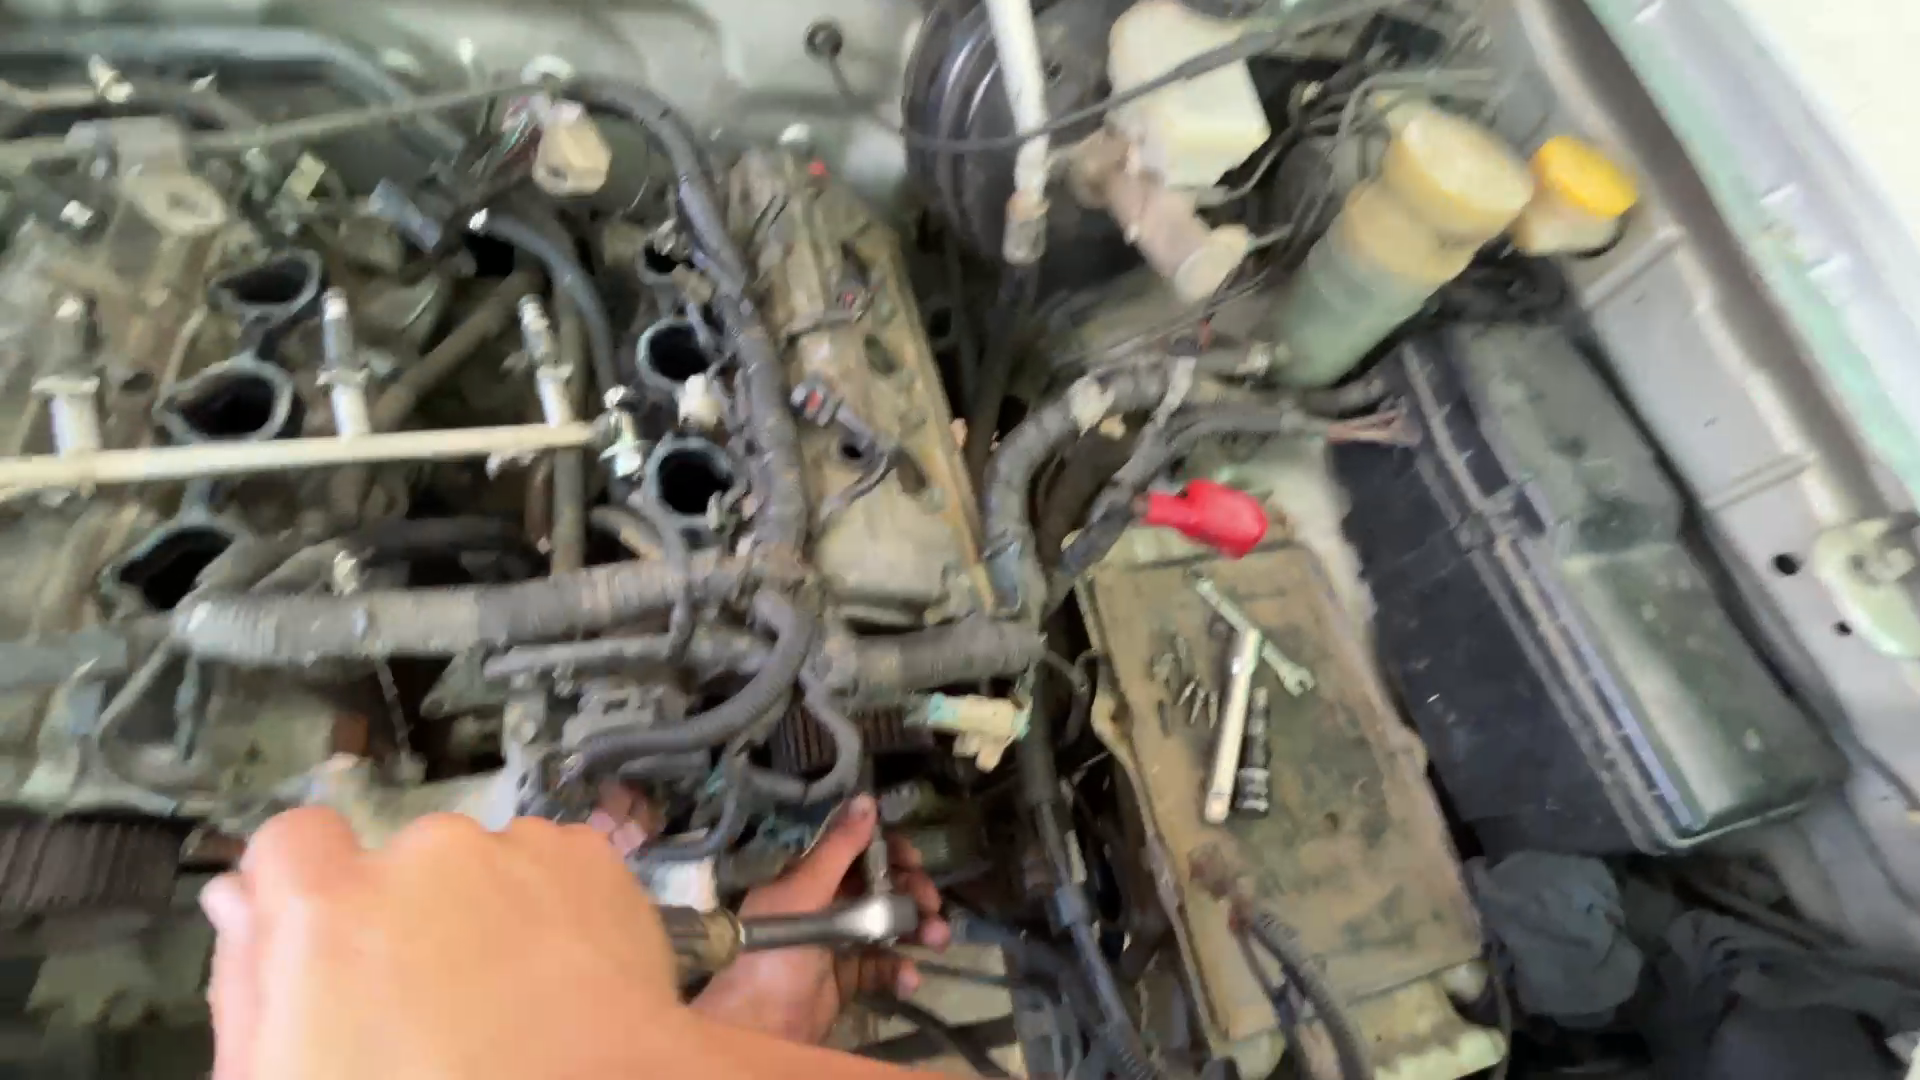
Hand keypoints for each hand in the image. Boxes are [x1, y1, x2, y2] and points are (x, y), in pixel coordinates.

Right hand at [200, 807, 688, 1079]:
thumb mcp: (288, 1077)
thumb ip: (250, 980)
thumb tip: (236, 894)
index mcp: (337, 909)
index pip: (293, 837)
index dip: (304, 878)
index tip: (328, 921)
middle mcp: (432, 853)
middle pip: (406, 859)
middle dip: (414, 908)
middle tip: (440, 989)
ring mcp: (523, 843)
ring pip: (486, 859)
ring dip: (489, 900)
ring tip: (512, 985)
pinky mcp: (589, 851)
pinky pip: (552, 860)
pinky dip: (552, 896)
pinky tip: (560, 962)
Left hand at [692, 794, 949, 1044]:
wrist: (756, 1030)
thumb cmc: (774, 951)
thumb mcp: (804, 893)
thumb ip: (839, 848)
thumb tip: (867, 798)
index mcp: (808, 878)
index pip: (857, 851)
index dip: (889, 852)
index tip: (914, 860)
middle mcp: (825, 904)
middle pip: (878, 886)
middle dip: (910, 891)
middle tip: (932, 904)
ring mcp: (838, 942)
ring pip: (886, 924)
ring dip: (916, 928)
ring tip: (939, 939)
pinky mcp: (847, 979)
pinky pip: (881, 966)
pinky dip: (900, 970)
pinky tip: (910, 978)